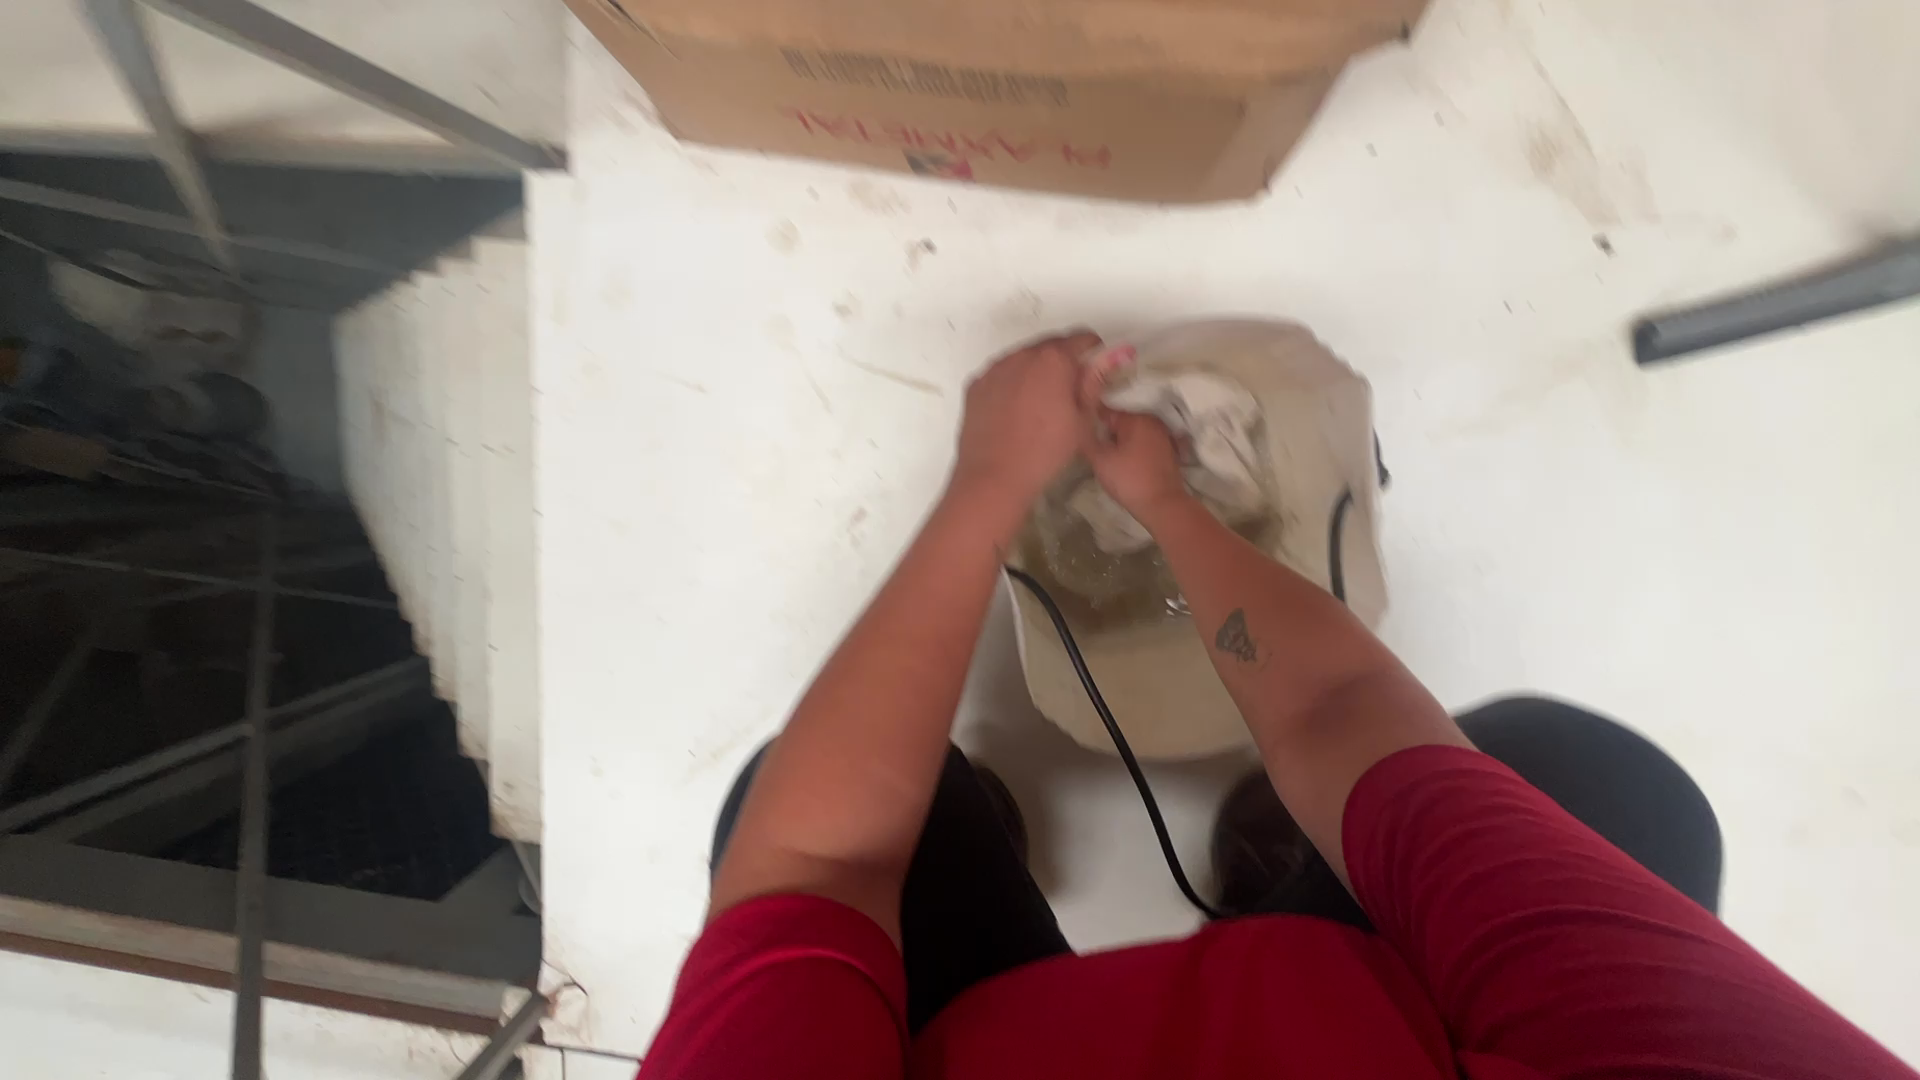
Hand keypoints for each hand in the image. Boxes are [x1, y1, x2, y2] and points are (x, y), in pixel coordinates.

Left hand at [950, 330, 1101, 510]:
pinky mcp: (976, 386)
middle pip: (1050, 346)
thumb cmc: (1042, 453)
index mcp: (1052, 360)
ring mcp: (994, 369)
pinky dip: (1011, 384)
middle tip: (1070, 392)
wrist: (993, 477)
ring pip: (1023, 359)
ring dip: (1036, 371)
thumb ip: (1094, 382)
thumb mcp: (1081, 420)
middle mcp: (1020, 356)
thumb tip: (1109, 358)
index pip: (1081, 338)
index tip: (1095, 370)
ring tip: (1041, 405)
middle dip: (1064, 361)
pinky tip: (1016, 412)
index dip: (1094, 352)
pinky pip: (1000, 375)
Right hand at [1083, 410, 1190, 526]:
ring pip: (1133, 431)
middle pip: (1121, 419)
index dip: (1091, 419)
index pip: (1106, 408)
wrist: (1162, 504)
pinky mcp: (1167, 450)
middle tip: (1093, 445)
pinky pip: (1144, 442)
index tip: (1081, 431)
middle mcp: (1152, 420)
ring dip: (1120, 439)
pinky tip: (1124, 460)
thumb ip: (1088, 439)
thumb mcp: (1100, 460)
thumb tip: (1082, 426)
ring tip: (1107, 453)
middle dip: (1107, 429)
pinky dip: (1133, 447)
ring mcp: (1162, 435)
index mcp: (1136, 417)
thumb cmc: (1128, 479)